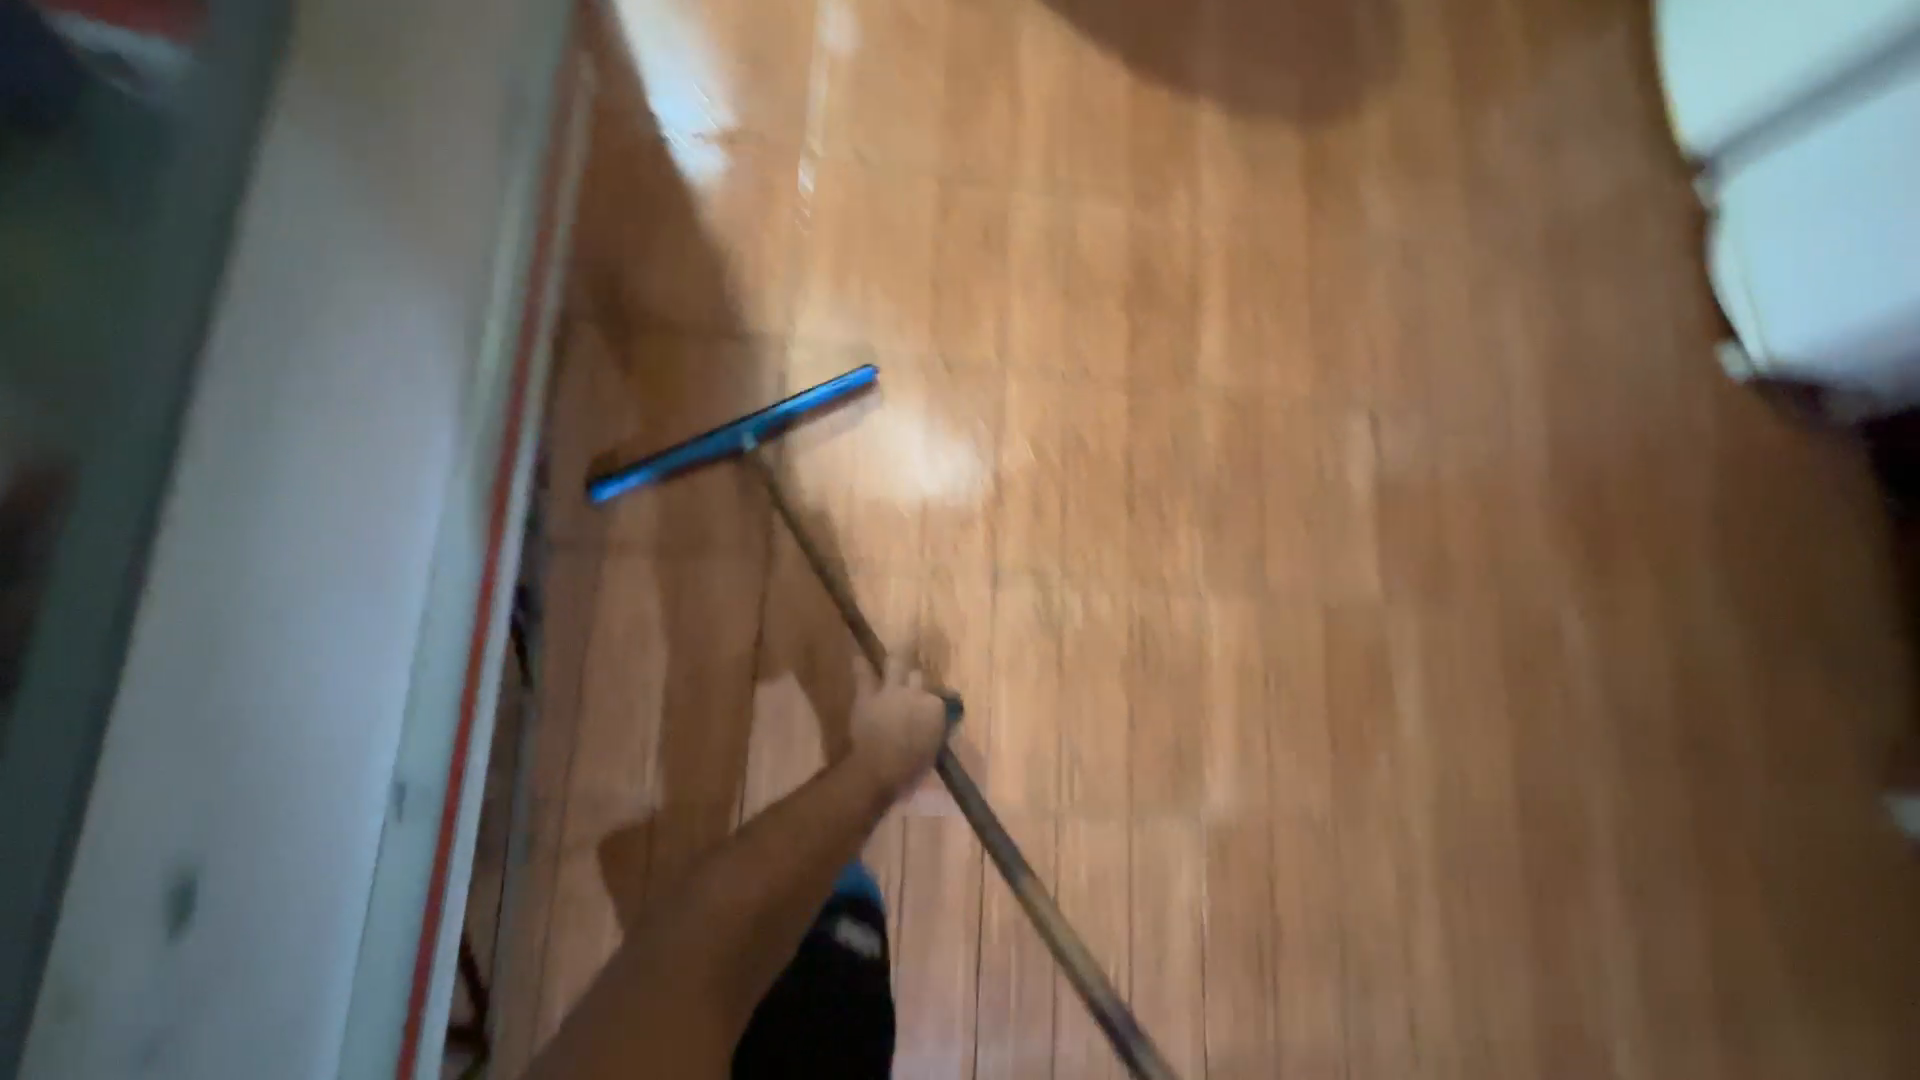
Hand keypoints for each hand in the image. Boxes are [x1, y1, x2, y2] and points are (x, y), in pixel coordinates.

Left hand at [848, 655, 949, 800]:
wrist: (880, 767)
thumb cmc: (911, 766)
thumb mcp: (933, 748)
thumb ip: (935, 728)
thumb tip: (936, 720)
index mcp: (935, 707)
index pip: (937, 697)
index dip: (931, 702)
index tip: (928, 708)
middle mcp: (916, 692)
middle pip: (917, 676)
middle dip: (915, 678)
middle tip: (913, 677)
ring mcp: (891, 690)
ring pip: (895, 663)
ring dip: (895, 659)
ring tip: (896, 652)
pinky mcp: (868, 694)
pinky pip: (863, 674)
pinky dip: (860, 666)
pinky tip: (858, 657)